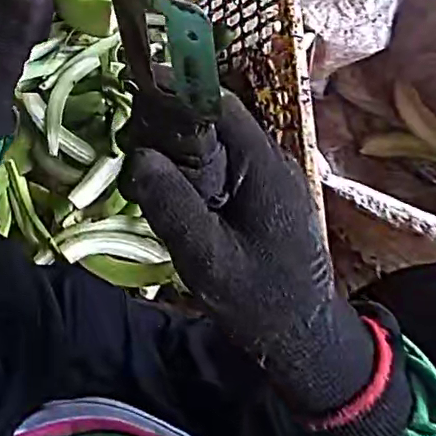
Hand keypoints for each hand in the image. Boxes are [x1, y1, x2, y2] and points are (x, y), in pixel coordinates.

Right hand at [122, 94, 400, 433]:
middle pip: (211, 117)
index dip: (175, 91)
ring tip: (138, 158)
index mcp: (265, 167)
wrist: (308, 345)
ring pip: (212, 138)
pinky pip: (217, 160)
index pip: (218, 104)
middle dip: (167, 119)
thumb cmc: (261, 303)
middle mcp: (269, 160)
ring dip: (174, 142)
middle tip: (126, 135)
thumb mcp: (208, 259)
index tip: (133, 91)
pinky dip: (187, 162)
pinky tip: (164, 182)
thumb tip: (138, 153)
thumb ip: (173, 205)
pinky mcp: (258, 191)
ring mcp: (265, 175)